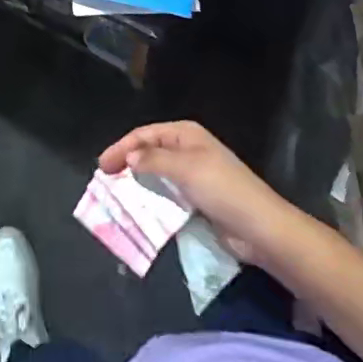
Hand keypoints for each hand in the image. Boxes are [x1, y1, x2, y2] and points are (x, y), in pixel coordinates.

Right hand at [98, 121, 294, 261]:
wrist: (260, 228)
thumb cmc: (222, 189)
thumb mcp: (185, 168)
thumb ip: (153, 160)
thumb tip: (129, 157)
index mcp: (186, 134)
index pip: (145, 134)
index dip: (122, 146)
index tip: (102, 165)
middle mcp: (188, 149)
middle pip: (149, 150)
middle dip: (127, 161)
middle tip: (104, 177)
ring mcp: (194, 174)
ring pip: (157, 172)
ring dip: (138, 180)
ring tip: (116, 191)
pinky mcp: (198, 198)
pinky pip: (168, 192)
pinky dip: (152, 196)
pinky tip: (140, 205)